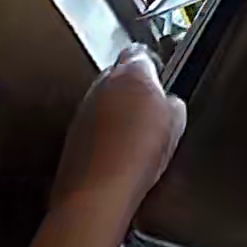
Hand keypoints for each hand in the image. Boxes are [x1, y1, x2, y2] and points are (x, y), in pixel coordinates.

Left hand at [50, 45, 185, 213]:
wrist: (99, 194)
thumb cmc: (140, 150)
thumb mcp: (177, 117)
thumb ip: (172, 98)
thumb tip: (167, 101)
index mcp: (131, 73)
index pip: (138, 52)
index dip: (151, 60)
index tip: (161, 72)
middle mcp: (101, 87)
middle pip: (118, 74)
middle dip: (133, 84)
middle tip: (151, 100)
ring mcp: (81, 114)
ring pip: (103, 100)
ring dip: (117, 108)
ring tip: (136, 128)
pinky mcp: (69, 140)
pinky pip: (92, 125)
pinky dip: (104, 130)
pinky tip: (119, 146)